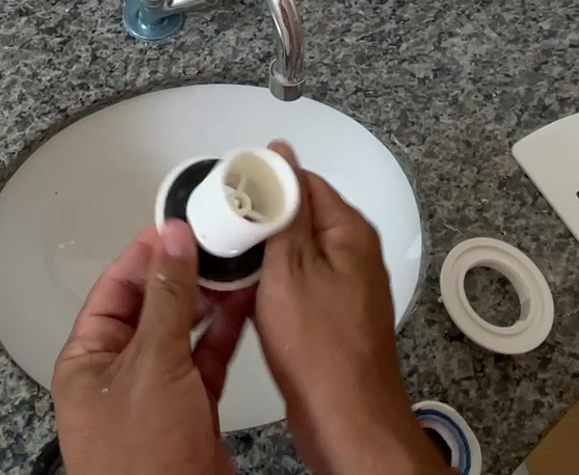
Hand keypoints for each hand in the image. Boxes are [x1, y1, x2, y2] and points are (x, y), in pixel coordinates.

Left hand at [52, 220, 255, 474]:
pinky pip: (204, 359)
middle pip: (151, 306)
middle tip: (213, 239)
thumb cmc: (142, 462)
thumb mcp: (152, 365)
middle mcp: (118, 372)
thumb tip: (172, 239)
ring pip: (181, 330)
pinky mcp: (189, 410)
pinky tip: (242, 305)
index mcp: (88, 358)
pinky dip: (223, 333)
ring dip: (208, 300)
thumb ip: (166, 298)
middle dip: (182, 274)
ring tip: (233, 263)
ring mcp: (155, 392)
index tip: (176, 224)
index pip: (116, 287)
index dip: (146, 253)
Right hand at [254, 141, 449, 474]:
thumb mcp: (289, 266)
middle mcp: (352, 252)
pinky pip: (297, 277)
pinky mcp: (332, 310)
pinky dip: (273, 277)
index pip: (302, 180)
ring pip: (294, 247)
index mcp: (349, 231)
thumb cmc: (322, 351)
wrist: (346, 421)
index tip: (232, 191)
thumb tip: (282, 156)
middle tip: (226, 227)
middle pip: (298, 213)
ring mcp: (344, 283)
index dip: (264, 182)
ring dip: (264, 250)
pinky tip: (249, 288)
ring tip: (232, 256)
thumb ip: (284, 208)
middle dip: (261, 218)